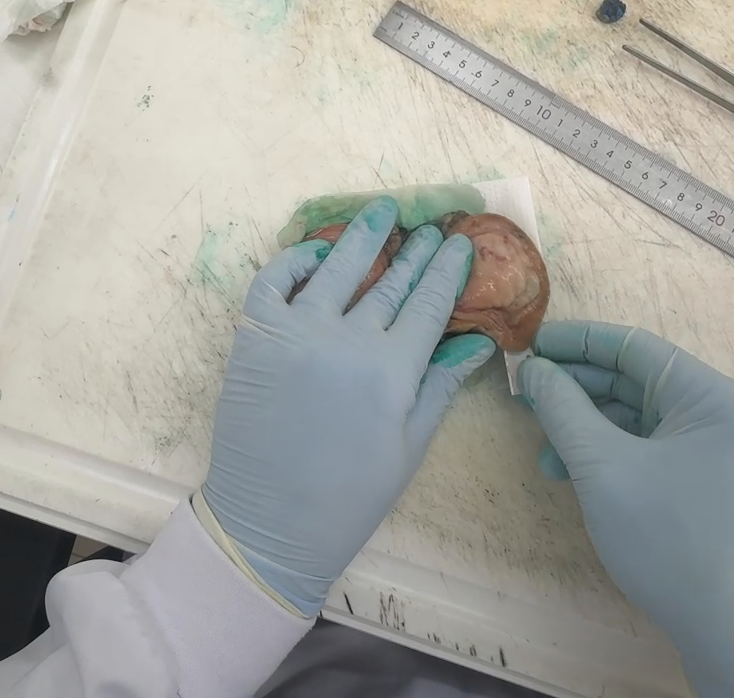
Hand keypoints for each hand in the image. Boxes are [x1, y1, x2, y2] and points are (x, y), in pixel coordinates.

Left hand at [201, 197, 495, 615]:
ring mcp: (297, 331)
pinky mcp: (256, 335)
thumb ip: (440, 386)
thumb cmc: (349, 494)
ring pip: (337, 268)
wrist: (268, 522)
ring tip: (380, 210)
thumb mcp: (408, 447)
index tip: (459, 243)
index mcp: (392, 370)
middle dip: (414, 249)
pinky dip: (294, 259)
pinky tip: (316, 252)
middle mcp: (347, 339)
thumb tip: (477, 342)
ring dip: (363, 236)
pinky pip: (273, 280)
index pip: (428, 304)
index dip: (446, 270)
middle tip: (429, 222)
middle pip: (389, 281)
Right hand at [521, 322, 733, 697]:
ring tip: (545, 452)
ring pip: (643, 418)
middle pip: (637, 382)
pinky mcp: (721, 483)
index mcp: (720, 399)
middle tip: (526, 398)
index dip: (575, 342)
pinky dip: (614, 454)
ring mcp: (730, 452)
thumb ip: (561, 407)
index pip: (635, 347)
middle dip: (577, 391)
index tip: (529, 345)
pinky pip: (657, 448)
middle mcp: (732, 415)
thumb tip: (533, 368)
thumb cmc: (674, 546)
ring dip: (589, 428)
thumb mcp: (604, 469)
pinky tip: (575, 474)